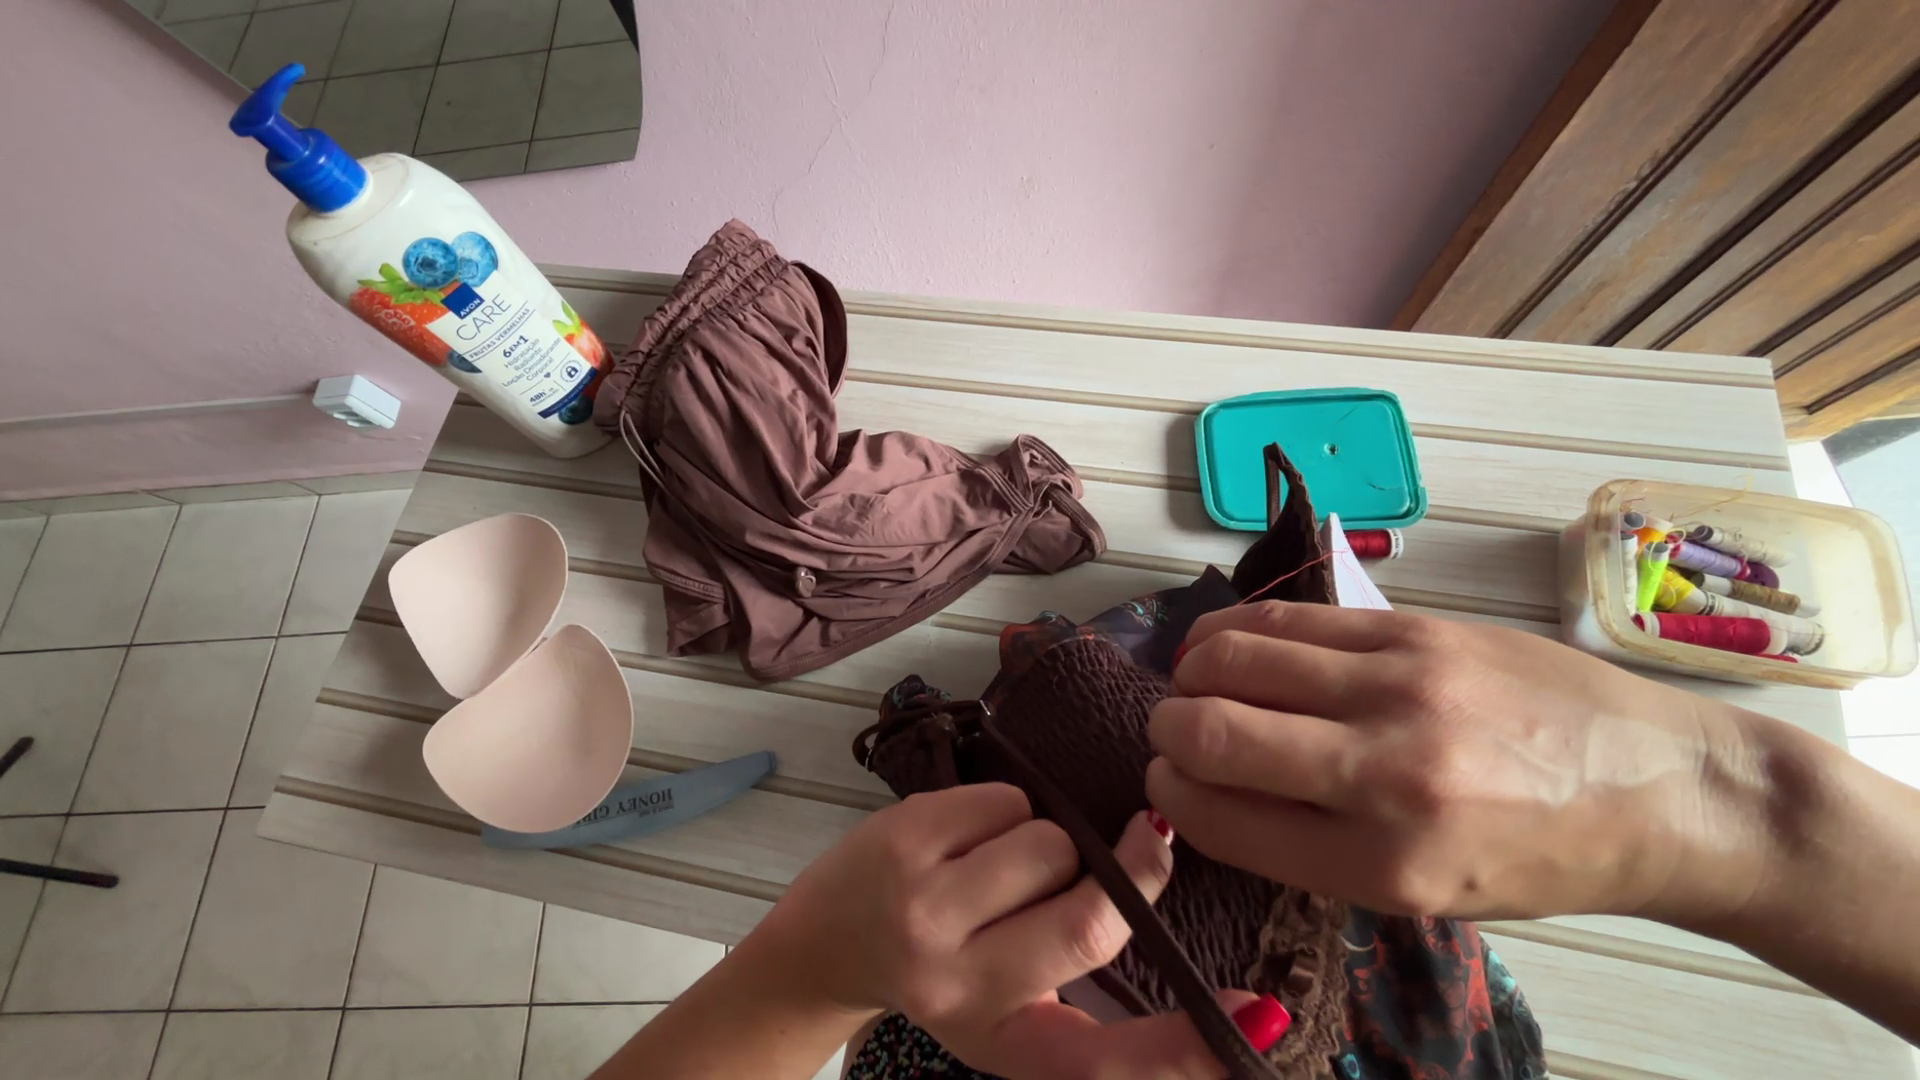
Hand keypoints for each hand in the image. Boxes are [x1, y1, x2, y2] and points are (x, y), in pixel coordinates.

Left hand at [746, 783, 1270, 1077]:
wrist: (830, 939)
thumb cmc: (936, 969)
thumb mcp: (1011, 1006)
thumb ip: (1083, 972)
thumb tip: (1193, 944)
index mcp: (1007, 1041)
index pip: (1103, 1062)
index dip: (1183, 1047)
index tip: (1259, 1017)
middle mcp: (966, 985)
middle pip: (1090, 913)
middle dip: (1120, 866)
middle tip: (1123, 848)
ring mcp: (927, 907)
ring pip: (1051, 840)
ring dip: (1046, 838)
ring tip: (1006, 862)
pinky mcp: (905, 839)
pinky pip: (1006, 799)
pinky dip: (1004, 808)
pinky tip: (969, 836)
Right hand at [1146, 602, 1775, 924]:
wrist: (1667, 788)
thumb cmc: (1538, 858)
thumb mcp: (1418, 890)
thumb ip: (1302, 843)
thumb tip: (1201, 787)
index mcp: (1383, 864)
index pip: (1221, 817)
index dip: (1172, 794)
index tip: (1168, 779)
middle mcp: (1384, 773)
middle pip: (1212, 731)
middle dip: (1166, 730)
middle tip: (1171, 731)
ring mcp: (1398, 685)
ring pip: (1232, 658)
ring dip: (1188, 672)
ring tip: (1193, 683)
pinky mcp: (1411, 628)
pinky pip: (1282, 618)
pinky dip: (1229, 630)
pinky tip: (1222, 645)